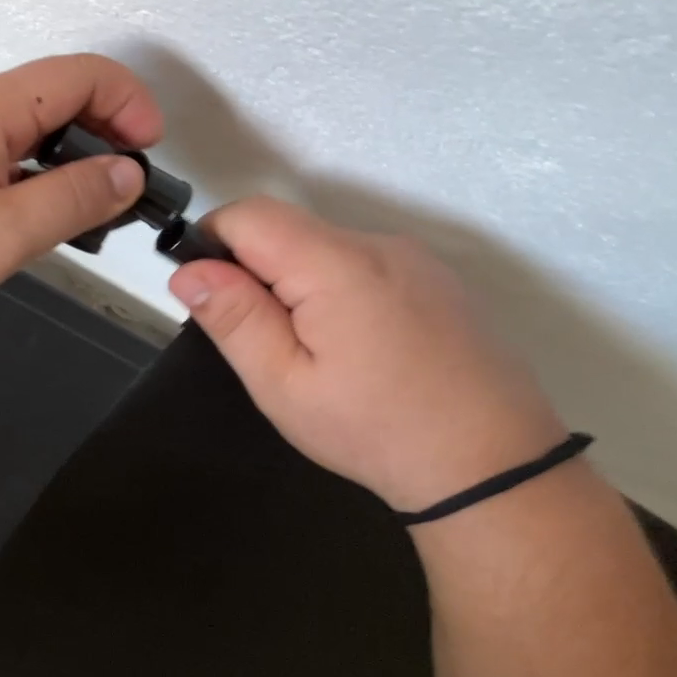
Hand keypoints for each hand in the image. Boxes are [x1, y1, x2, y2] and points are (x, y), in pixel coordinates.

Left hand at [0, 54, 159, 330]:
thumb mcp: (5, 232)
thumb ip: (74, 199)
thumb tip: (128, 173)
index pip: (80, 75)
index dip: (128, 105)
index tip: (150, 156)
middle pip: (51, 102)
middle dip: (98, 139)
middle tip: (118, 198)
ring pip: (19, 138)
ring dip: (58, 169)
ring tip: (77, 222)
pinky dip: (21, 186)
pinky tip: (23, 229)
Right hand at [168, 197, 568, 512]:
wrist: (488, 462)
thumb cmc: (370, 427)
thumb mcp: (281, 382)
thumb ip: (234, 318)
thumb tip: (187, 271)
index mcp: (338, 266)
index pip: (251, 214)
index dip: (210, 241)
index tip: (202, 293)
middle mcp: (380, 245)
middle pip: (287, 229)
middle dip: (250, 270)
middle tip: (251, 342)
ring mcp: (415, 260)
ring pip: (322, 248)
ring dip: (290, 284)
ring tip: (301, 352)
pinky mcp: (434, 280)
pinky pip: (359, 266)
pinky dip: (329, 291)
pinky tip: (344, 348)